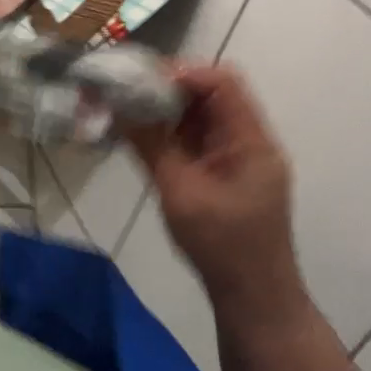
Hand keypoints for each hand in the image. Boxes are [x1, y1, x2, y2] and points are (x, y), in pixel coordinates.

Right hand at [127, 64, 305, 318]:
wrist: (253, 296)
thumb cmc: (221, 243)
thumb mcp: (180, 190)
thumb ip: (150, 144)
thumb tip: (117, 105)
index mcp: (250, 142)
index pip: (222, 83)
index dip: (180, 74)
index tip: (137, 82)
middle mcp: (248, 141)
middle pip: (209, 93)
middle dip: (164, 88)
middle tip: (121, 94)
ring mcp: (236, 157)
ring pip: (199, 114)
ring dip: (162, 109)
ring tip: (121, 112)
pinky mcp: (222, 172)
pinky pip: (194, 137)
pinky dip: (166, 130)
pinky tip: (137, 136)